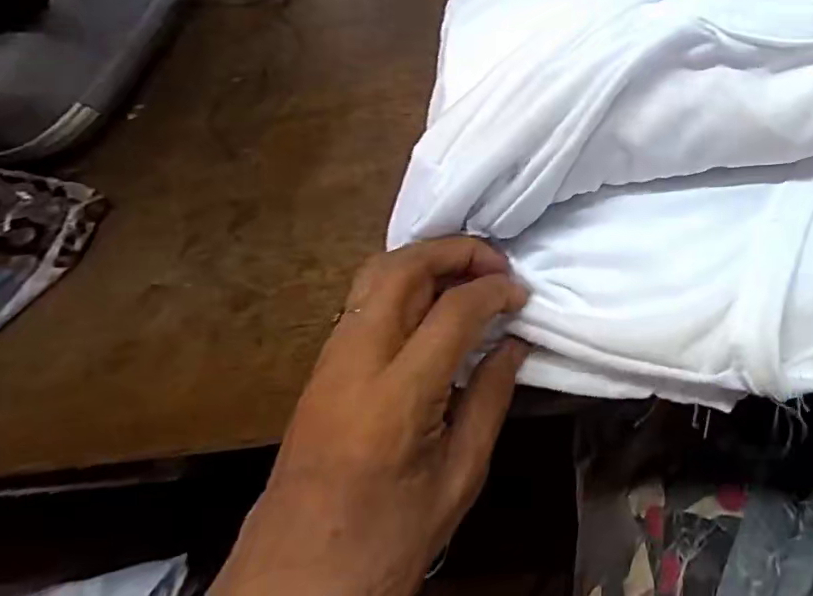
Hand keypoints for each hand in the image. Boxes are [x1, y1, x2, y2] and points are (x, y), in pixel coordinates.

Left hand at [213, 237, 529, 595]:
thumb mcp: (460, 475)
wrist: (291, 591)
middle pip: (399, 270)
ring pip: (373, 276)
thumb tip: (514, 341)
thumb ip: (491, 397)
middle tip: (495, 265)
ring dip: (428, 262)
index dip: (496, 290)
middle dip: (455, 251)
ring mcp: (325, 367)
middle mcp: (352, 368)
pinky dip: (407, 284)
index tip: (521, 295)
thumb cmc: (387, 540)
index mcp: (394, 400)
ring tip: (470, 278)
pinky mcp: (317, 374)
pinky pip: (364, 303)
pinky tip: (437, 306)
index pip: (453, 310)